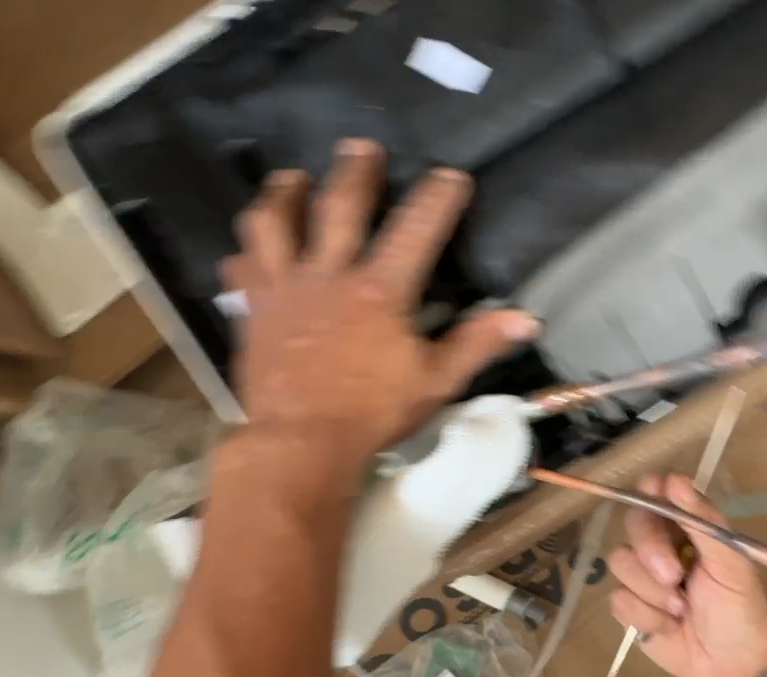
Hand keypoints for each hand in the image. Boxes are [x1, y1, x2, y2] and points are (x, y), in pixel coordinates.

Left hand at [223, 139, 537, 467]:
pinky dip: (247, 251)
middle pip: (337, 205)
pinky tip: (253, 250)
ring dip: (284, 194)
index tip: (452, 175)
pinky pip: (241, 266)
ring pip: (273, 222)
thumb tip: (526, 320)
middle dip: (355, 172)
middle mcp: (328, 274)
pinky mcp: (253, 308)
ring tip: (292, 180)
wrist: (303, 439)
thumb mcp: (437, 381)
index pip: (416, 230)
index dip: (437, 199)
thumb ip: (478, 344)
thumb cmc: (375, 411)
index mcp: (379, 290)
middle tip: (362, 147)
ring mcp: (284, 288)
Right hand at [607, 475, 766, 676]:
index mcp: (690, 530)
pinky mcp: (631, 609)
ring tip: (683, 610)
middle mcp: (663, 546)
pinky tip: (669, 628)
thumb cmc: (741, 610)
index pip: (660, 496)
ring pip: (620, 563)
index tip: (651, 490)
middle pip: (633, 525)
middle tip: (674, 575)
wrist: (733, 665)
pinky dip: (646, 616)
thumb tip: (676, 480)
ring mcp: (643, 578)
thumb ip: (705, 523)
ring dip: (653, 591)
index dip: (650, 489)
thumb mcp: (732, 564)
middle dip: (651, 550)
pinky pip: (618, 600)